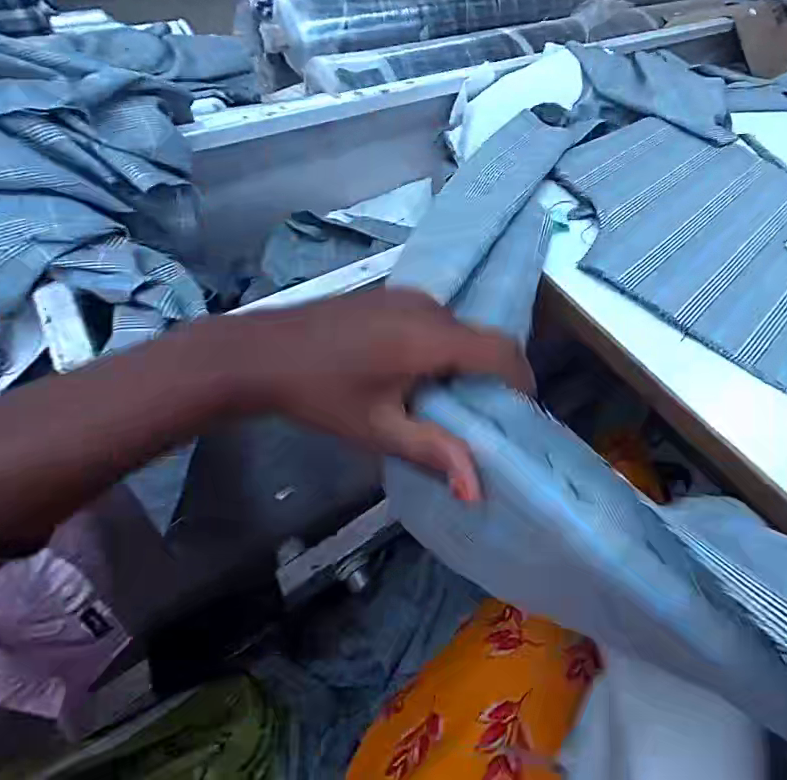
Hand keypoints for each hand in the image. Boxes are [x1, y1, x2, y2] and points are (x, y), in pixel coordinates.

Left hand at [197, 289, 534, 501]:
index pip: (500, 349)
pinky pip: (433, 318)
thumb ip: (433, 452)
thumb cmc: (320, 393)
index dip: (521, 378)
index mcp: (430, 337)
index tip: (522, 410)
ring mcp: (405, 295)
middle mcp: (426, 307)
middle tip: (479, 416)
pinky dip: (439, 345)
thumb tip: (477, 490)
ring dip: (461, 360)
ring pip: (456, 327)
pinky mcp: (389, 295)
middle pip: (479, 338)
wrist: (264, 352)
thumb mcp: (377, 429)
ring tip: (444, 400)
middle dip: (489, 375)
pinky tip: (412, 374)